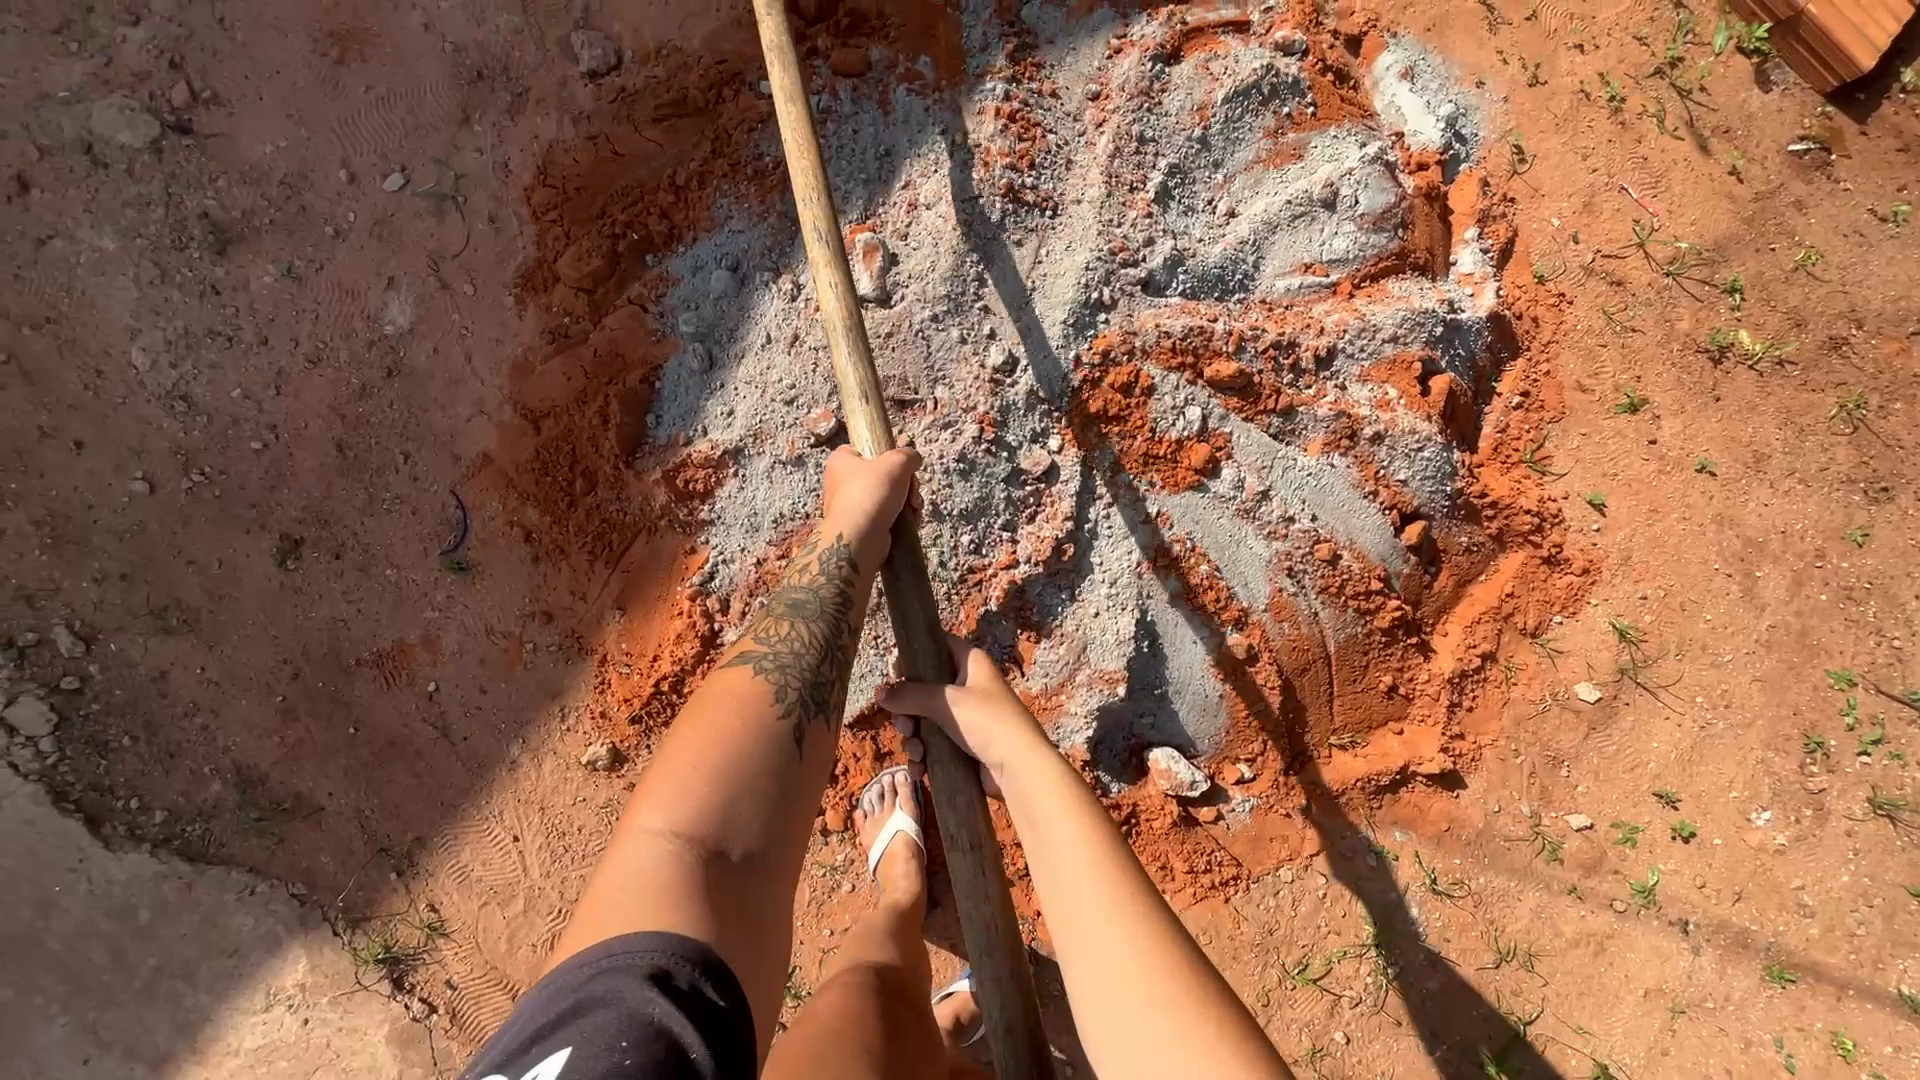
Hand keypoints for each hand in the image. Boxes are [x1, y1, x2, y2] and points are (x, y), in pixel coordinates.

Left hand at [820, 445, 920, 567]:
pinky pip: (889, 516)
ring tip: (911, 508)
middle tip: (910, 491)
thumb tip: (914, 460)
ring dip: (908, 502)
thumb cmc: (871, 494)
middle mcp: (843, 482)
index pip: (867, 449)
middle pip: (885, 475)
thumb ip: (908, 455)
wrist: (859, 540)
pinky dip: (902, 518)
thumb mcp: (896, 462)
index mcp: (842, 460)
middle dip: (906, 484)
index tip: (901, 465)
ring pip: (891, 496)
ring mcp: (853, 505)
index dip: (888, 455)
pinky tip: (909, 522)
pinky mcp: (863, 525)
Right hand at [877, 633, 1053, 789]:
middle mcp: (967, 686)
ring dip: (914, 737)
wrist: (1019, 768)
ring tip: (918, 752)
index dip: (914, 655)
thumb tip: (880, 694)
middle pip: (924, 687)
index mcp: (970, 663)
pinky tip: (920, 768)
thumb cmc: (987, 722)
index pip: (937, 644)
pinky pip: (933, 744)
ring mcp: (966, 716)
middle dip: (908, 710)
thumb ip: (910, 694)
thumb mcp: (946, 702)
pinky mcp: (963, 744)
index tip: (896, 674)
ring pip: (925, 719)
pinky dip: (924, 755)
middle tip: (905, 725)